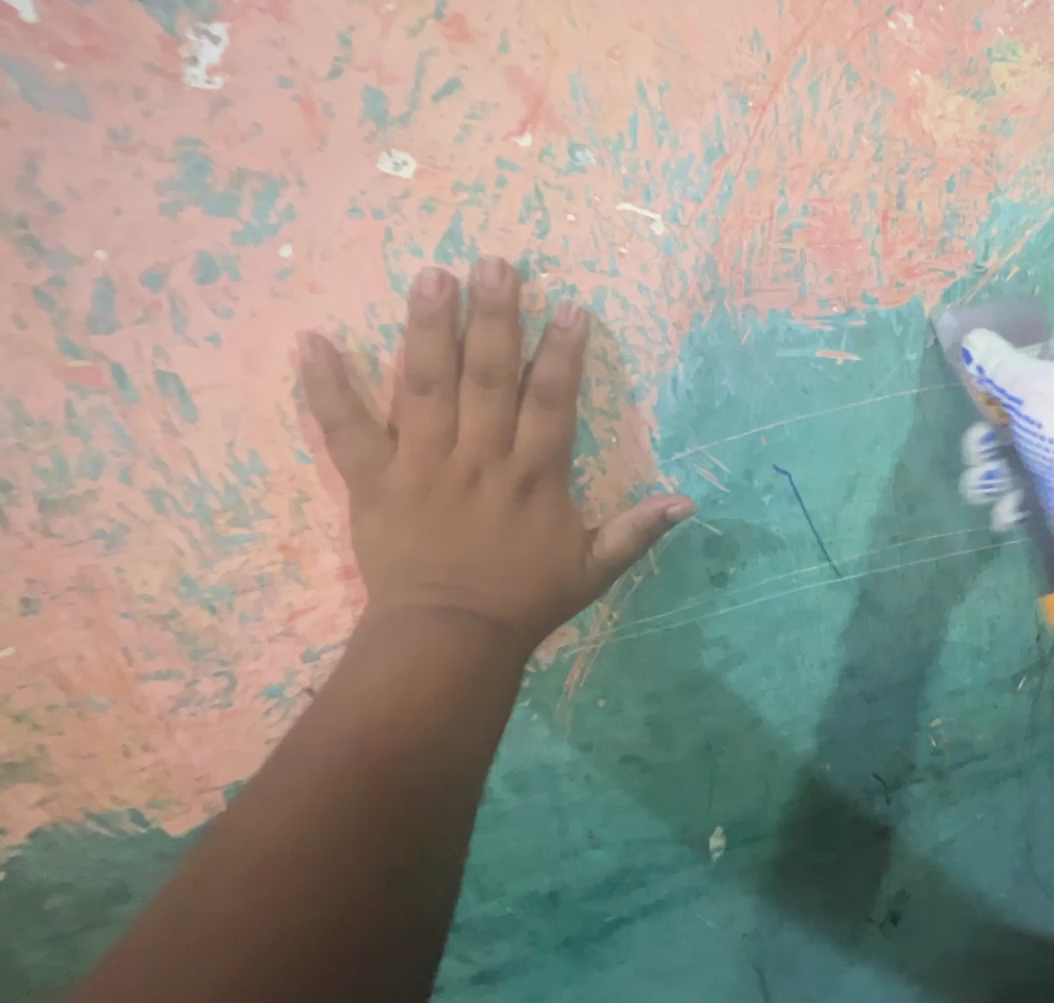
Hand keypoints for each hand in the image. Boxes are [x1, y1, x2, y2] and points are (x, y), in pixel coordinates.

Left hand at [298, 257, 694, 652]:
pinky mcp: (373, 481)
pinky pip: (346, 429)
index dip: (562, 354)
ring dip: (428, 330)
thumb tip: (688, 503)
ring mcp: (422, 465)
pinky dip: (326, 386)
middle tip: (495, 263)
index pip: (551, 401)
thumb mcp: (595, 570)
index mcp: (534, 476)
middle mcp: (481, 458)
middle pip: (489, 377)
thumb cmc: (527, 600)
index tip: (569, 309)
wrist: (449, 638)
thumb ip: (638, 531)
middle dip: (495, 318)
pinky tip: (313, 339)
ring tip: (431, 276)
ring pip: (425, 387)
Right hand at [959, 328, 1053, 586]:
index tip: (989, 374)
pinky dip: (1011, 504)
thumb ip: (996, 364)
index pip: (1052, 351)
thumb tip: (974, 338)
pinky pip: (1025, 496)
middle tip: (980, 443)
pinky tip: (1010, 510)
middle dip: (987, 432)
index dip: (1019, 359)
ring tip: (986, 483)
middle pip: (1018, 413)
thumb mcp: (1029, 384)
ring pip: (1013, 459)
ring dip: (990, 472)